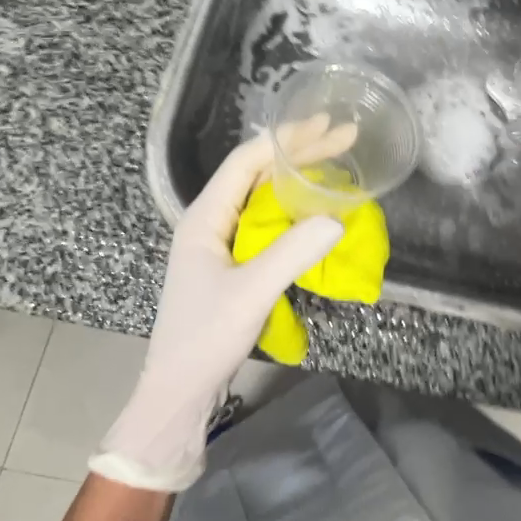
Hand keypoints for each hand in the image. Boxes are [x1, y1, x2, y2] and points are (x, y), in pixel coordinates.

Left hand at [89, 117, 353, 491]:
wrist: (177, 395)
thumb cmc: (205, 339)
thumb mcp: (252, 293)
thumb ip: (293, 252)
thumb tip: (338, 218)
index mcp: (204, 217)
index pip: (246, 161)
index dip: (285, 139)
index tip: (324, 125)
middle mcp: (210, 221)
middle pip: (256, 172)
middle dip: (299, 152)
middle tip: (343, 137)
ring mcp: (219, 242)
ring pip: (262, 195)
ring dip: (298, 177)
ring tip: (336, 162)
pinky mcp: (231, 263)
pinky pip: (266, 220)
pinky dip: (294, 207)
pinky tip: (316, 208)